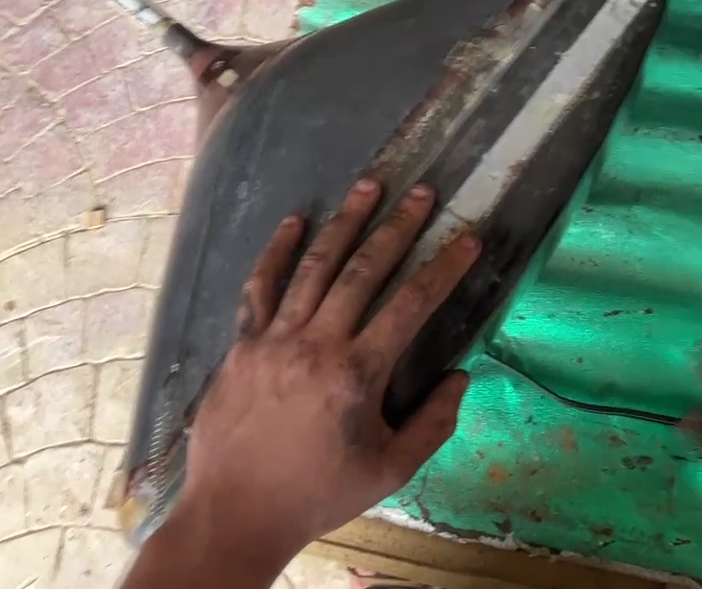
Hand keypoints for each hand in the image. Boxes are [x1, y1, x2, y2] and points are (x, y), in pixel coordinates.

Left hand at [128, 179, 479, 585]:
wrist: (233, 517)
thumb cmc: (318, 494)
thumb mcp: (389, 471)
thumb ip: (433, 425)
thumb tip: (460, 377)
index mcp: (357, 374)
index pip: (412, 305)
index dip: (445, 268)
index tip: (468, 239)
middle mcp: (317, 344)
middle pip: (365, 270)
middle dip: (399, 227)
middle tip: (422, 192)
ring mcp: (274, 340)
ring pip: (316, 267)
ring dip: (346, 222)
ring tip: (369, 185)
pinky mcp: (243, 344)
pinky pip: (260, 288)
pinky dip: (277, 251)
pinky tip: (294, 220)